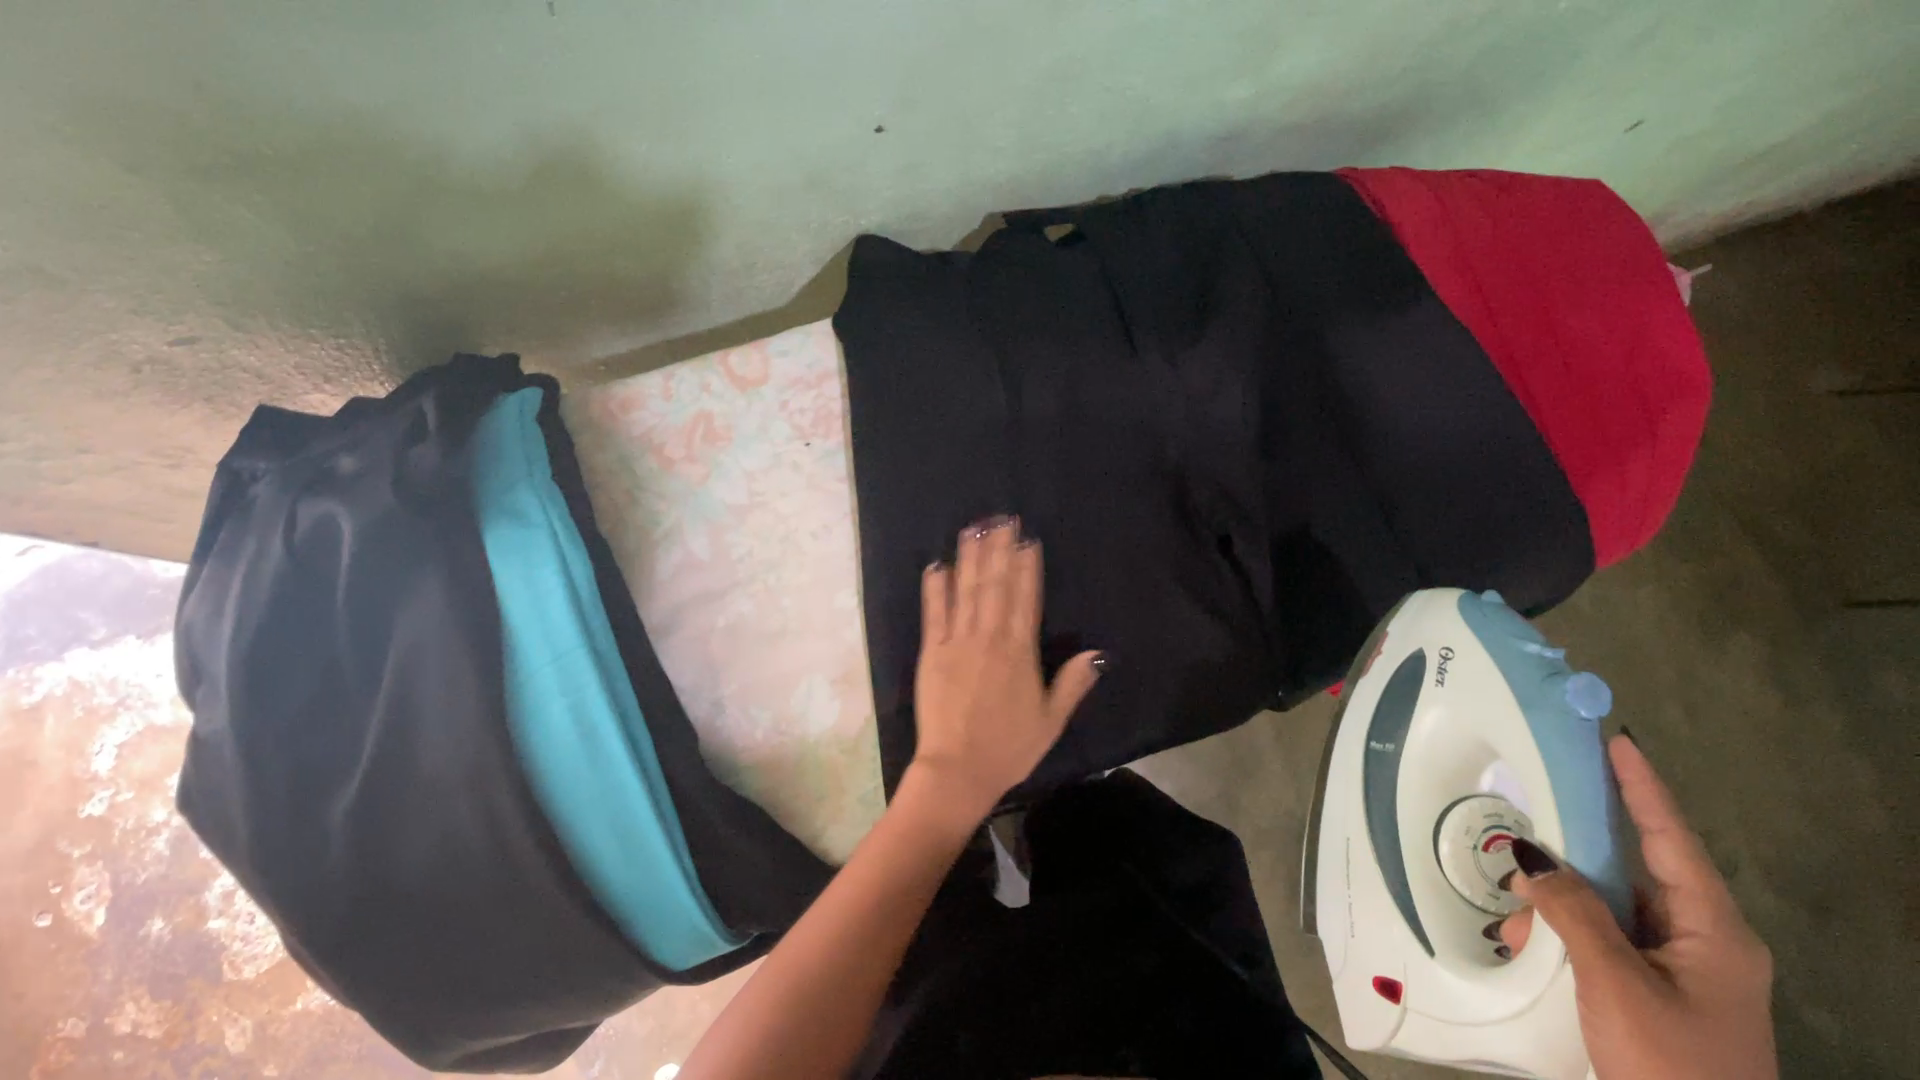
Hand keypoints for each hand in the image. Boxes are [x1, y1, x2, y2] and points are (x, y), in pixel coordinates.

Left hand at [909, 516, 1101, 817]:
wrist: (957, 769)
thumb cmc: (1009, 747)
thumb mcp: (1051, 720)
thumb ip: (1072, 683)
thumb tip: (1097, 653)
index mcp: (1020, 652)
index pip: (1025, 599)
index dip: (1027, 567)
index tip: (1027, 540)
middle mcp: (989, 638)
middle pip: (996, 585)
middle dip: (999, 550)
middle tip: (1001, 519)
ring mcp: (957, 642)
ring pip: (966, 591)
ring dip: (971, 558)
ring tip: (974, 529)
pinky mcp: (932, 652)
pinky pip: (934, 613)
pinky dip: (936, 588)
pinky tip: (938, 566)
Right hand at [1496, 735, 1776, 1079]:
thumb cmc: (1669, 1062)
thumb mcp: (1615, 983)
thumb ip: (1573, 912)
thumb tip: (1531, 856)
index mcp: (1714, 931)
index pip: (1672, 839)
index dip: (1641, 788)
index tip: (1616, 740)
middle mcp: (1704, 940)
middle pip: (1634, 871)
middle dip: (1572, 860)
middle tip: (1525, 843)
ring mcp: (1683, 968)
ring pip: (1611, 907)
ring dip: (1560, 908)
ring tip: (1518, 927)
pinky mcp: (1659, 990)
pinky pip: (1606, 939)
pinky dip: (1566, 936)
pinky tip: (1533, 947)